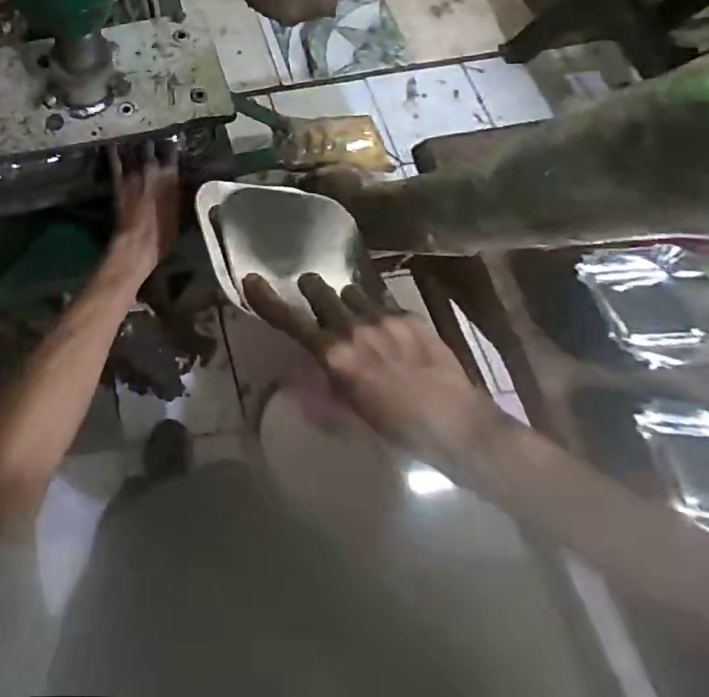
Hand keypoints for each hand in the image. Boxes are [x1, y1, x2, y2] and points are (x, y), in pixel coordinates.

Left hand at [108, 139, 180, 275]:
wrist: (139, 241)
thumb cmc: (164, 232)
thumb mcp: (178, 208)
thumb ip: (175, 188)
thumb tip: (175, 178)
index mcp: (171, 175)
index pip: (172, 148)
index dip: (171, 141)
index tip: (170, 136)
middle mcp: (153, 168)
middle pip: (150, 144)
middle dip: (150, 139)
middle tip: (148, 134)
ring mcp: (133, 172)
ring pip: (132, 148)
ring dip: (132, 141)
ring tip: (131, 134)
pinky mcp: (118, 180)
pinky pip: (115, 160)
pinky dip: (114, 150)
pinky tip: (112, 143)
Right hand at [242, 273, 494, 450]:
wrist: (456, 424)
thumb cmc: (397, 427)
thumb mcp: (352, 404)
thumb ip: (334, 372)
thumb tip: (325, 357)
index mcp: (335, 357)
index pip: (290, 321)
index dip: (267, 300)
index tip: (252, 280)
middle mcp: (354, 330)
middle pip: (320, 292)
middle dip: (313, 290)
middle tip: (313, 292)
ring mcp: (384, 319)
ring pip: (352, 293)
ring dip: (347, 301)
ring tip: (358, 316)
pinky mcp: (410, 316)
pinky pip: (383, 303)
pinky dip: (379, 312)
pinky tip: (391, 330)